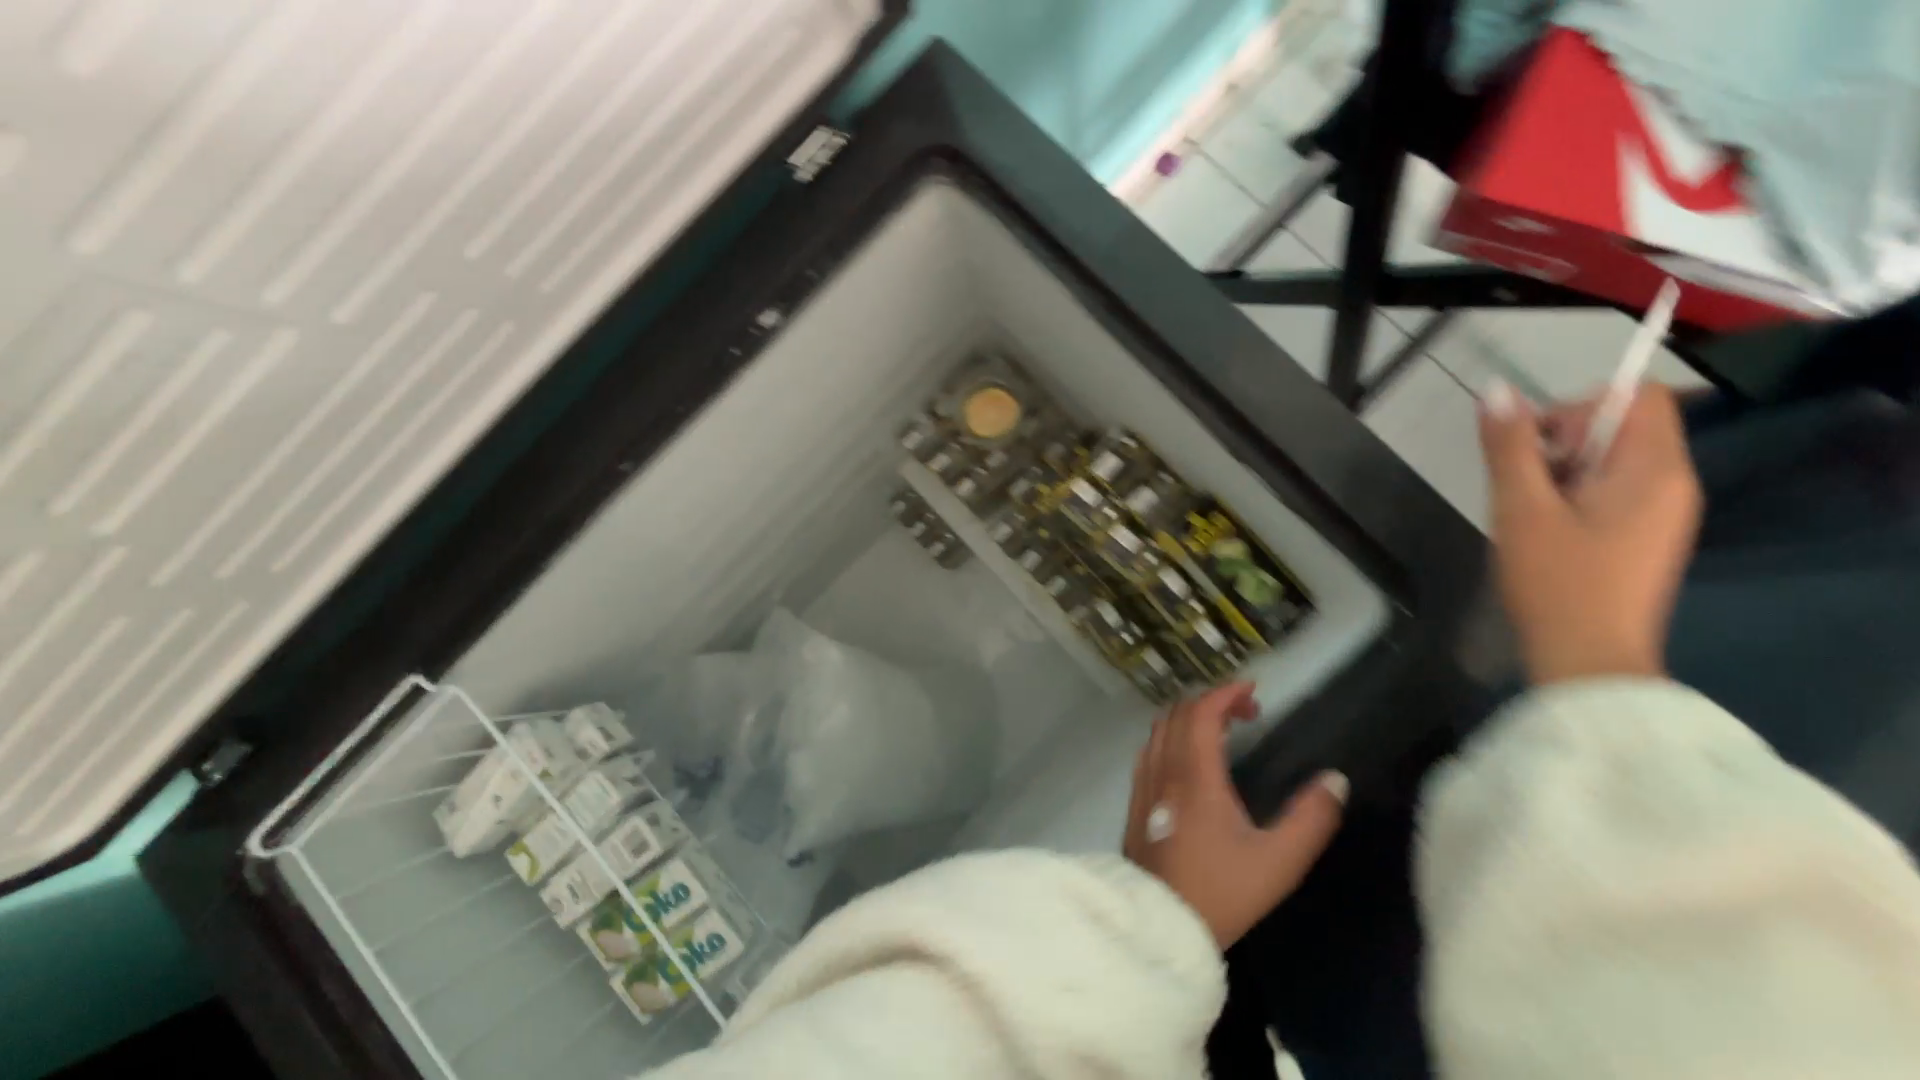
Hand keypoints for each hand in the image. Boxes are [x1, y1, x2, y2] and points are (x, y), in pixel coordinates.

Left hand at [1124, 683, 1347, 948]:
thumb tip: (1334, 780)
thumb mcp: (1279, 861)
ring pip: (1158, 732)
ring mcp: (1142, 789)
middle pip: (1177, 715)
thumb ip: (1311, 819)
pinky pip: (1148, 754)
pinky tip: (1187, 762)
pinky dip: (1169, 739)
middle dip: (1210, 703)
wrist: (1159, 928)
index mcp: (1195, 776)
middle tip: (1245, 714)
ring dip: (1187, 720)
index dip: (1225, 694)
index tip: (1253, 693)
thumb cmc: (1221, 892)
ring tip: (1220, 733)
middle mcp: (1163, 773)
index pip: (1201, 713)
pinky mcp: (1133, 807)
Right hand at [1480, 380, 1702, 684]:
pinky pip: (1613, 493)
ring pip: (1612, 462)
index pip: (1635, 396)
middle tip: (1526, 485)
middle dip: (1564, 442)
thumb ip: (1510, 446)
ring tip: (1530, 513)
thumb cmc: (1557, 583)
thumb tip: (1496, 390)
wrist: (1590, 664)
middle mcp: (1672, 484)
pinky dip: (1576, 498)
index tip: (1537, 448)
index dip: (1579, 407)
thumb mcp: (1521, 509)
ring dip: (1563, 472)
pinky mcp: (1646, 539)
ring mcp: (1663, 515)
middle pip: (1622, 427)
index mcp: (1654, 470)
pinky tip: (1546, 533)